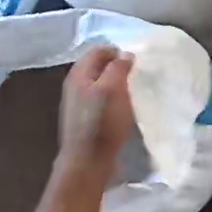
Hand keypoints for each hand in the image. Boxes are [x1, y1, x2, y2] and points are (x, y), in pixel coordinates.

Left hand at [55, 45, 134, 176]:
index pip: (98, 50)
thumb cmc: (102, 122)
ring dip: (116, 82)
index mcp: (79, 74)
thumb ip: (118, 68)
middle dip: (117, 65)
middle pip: (97, 66)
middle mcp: (75, 85)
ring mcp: (78, 103)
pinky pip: (101, 98)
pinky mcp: (85, 118)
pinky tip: (124, 107)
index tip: (135, 60)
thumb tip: (125, 54)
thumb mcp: (113, 89)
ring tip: (133, 88)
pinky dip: (113, 97)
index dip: (117, 51)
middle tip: (136, 72)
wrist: (88, 162)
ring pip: (100, 83)